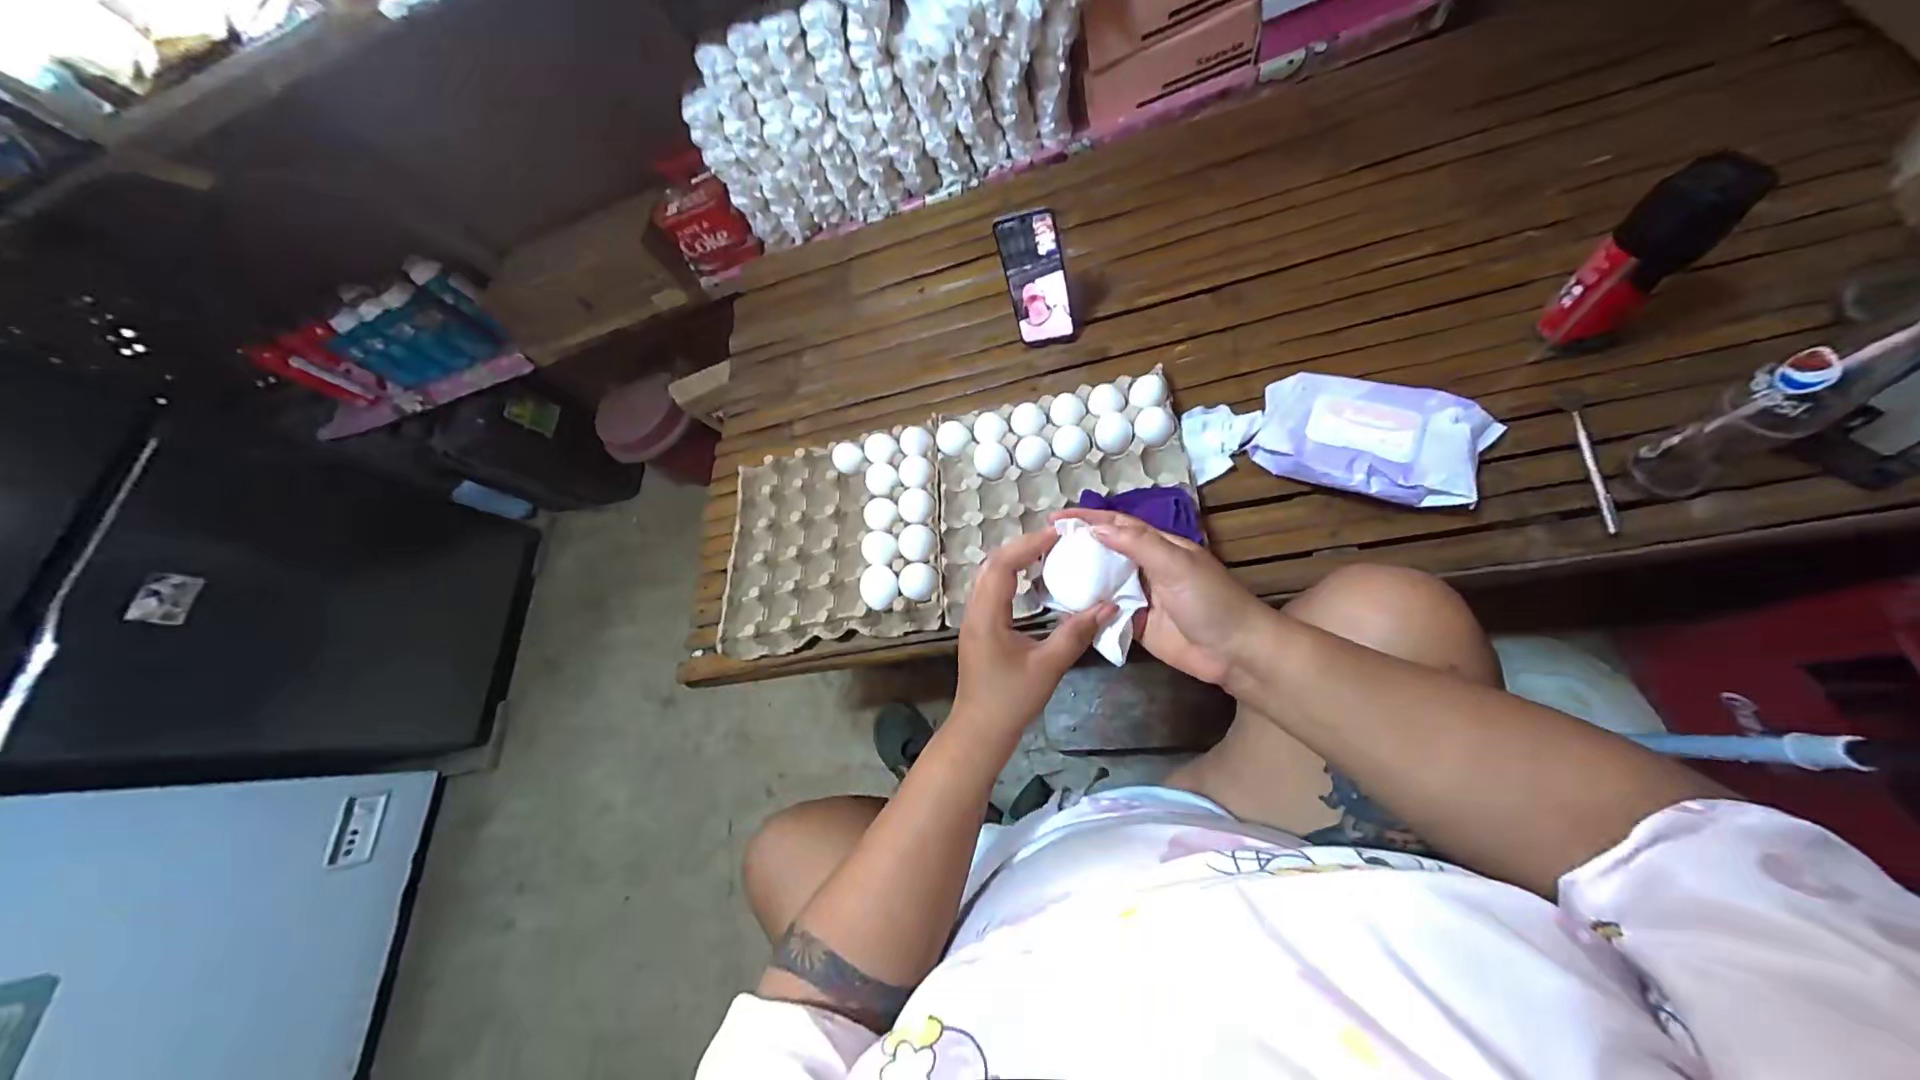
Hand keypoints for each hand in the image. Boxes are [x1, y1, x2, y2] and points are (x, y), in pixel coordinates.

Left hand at [953, 529, 1113, 729]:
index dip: (1029, 544)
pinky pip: (992, 590)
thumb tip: (1109, 606)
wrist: (980, 730)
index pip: (1003, 565)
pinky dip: (1012, 577)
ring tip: (1048, 553)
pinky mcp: (979, 628)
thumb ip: (1077, 633)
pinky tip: (1034, 583)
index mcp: (987, 615)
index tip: (1058, 534)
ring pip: (989, 576)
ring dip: (1016, 560)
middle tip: (1056, 540)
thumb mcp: (1048, 667)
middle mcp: (975, 611)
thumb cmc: (1011, 700)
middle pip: (992, 564)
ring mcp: (974, 619)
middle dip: (1023, 546)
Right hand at [1050, 509, 1271, 685]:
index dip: (1087, 519)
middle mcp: (1146, 568)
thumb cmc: (1212, 602)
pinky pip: (1105, 612)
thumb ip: (1138, 545)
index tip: (1056, 518)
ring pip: (1102, 582)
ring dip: (1078, 578)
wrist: (1236, 654)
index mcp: (1159, 547)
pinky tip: (1063, 608)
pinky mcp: (1135, 625)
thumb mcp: (1176, 565)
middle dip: (1076, 546)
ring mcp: (1140, 598)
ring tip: (1044, 575)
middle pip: (1105, 552)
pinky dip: (1087, 610)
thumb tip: (1096, 528)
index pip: (1117, 525)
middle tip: (1042, 547)